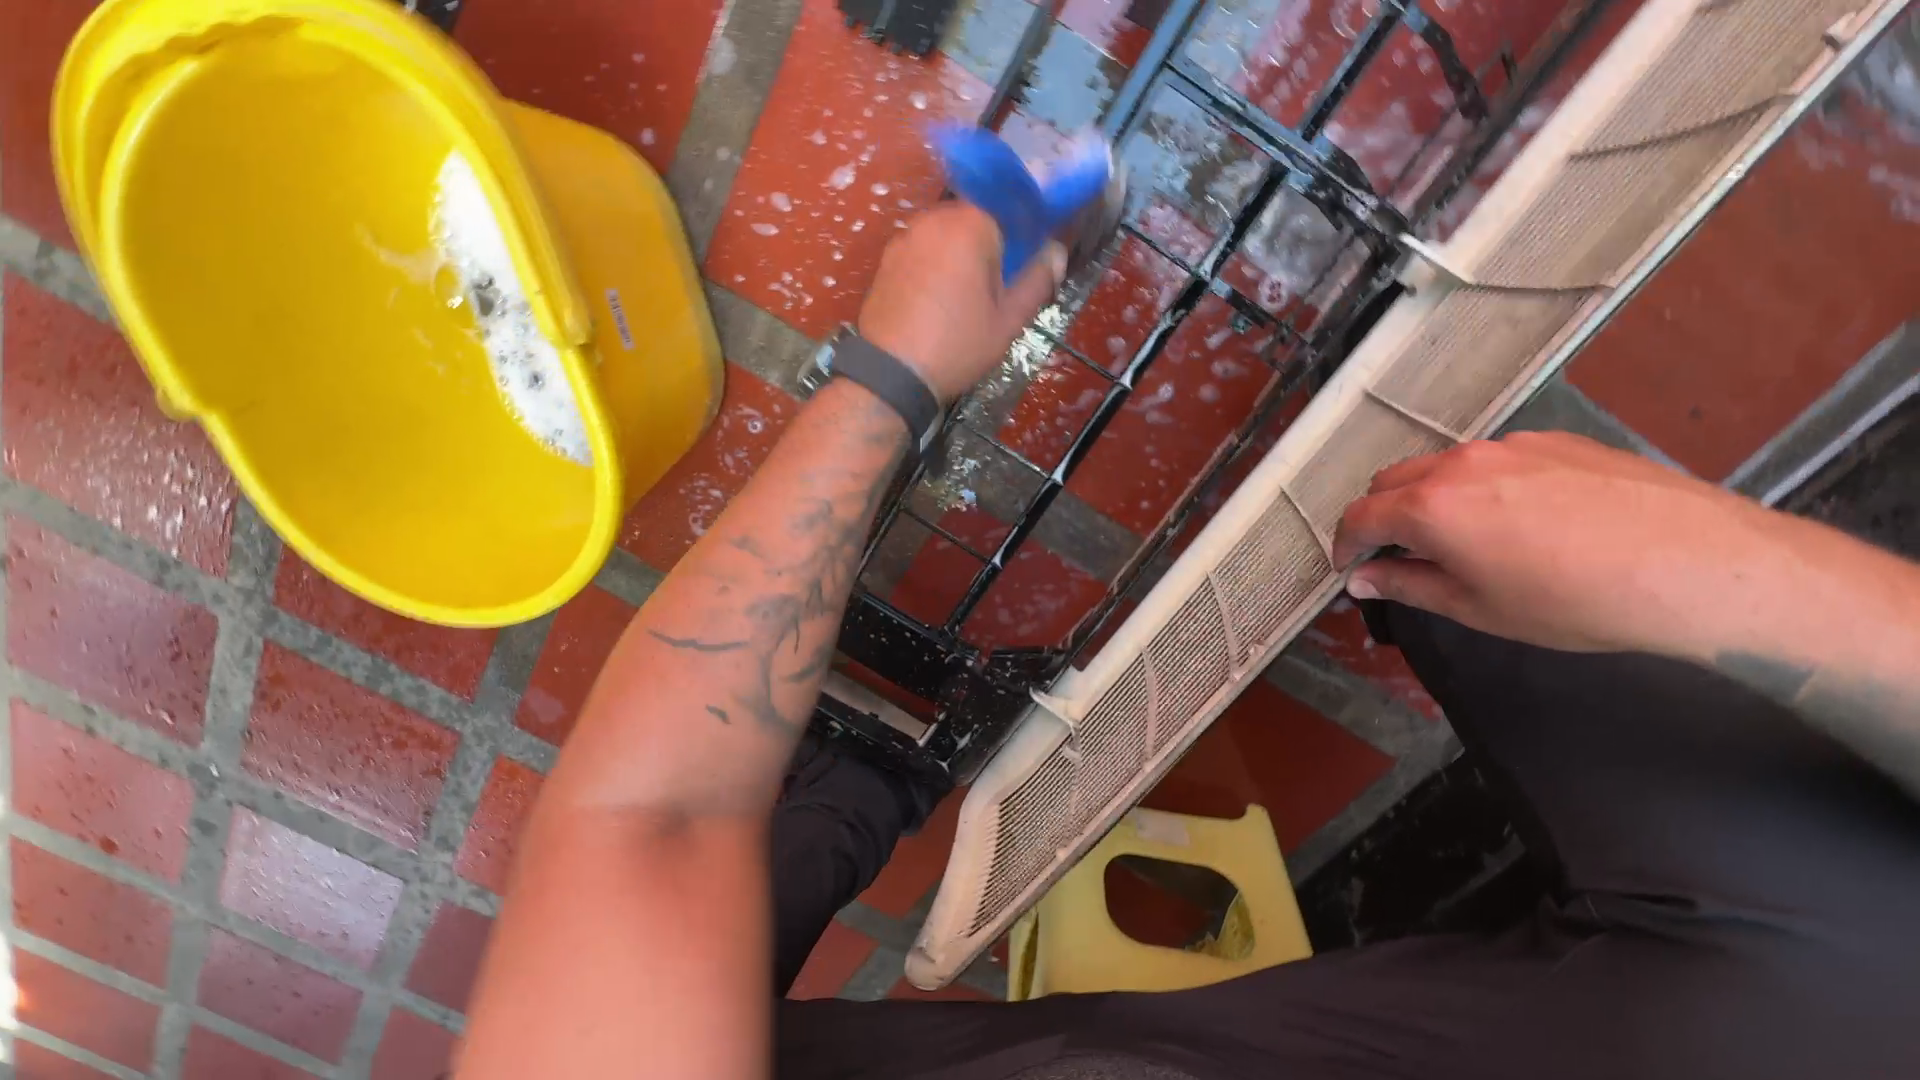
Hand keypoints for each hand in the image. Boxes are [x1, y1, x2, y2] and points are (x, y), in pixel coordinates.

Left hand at [858, 204, 1067, 403]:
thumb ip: (1037, 281)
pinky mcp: (886, 257)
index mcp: (972, 224)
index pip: (1011, 212)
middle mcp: (935, 218)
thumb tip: (1057, 252)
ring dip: (960, 255)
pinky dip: (934, 265)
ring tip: (964, 298)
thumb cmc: (957, 346)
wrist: (891, 373)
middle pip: (976, 220)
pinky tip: (937, 300)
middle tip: (995, 288)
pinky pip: (922, 250)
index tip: (1027, 266)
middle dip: (990, 245)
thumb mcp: (1007, 321)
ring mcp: (905, 235)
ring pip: (946, 235)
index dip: (1024, 237)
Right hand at [1331, 431, 1795, 658]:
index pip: (1359, 518)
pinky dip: (1476, 485)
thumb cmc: (1570, 601)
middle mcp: (1458, 464)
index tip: (1350, 569)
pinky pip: (1491, 459)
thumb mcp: (1476, 607)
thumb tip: (1361, 579)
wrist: (1696, 564)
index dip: (1345, 546)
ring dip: (1427, 498)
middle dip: (1380, 517)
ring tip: (1461, 537)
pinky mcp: (1553, 440)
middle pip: (1390, 482)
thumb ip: (1406, 585)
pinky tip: (1520, 519)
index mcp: (1429, 507)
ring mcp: (1509, 445)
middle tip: (1398, 555)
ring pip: (1440, 466)